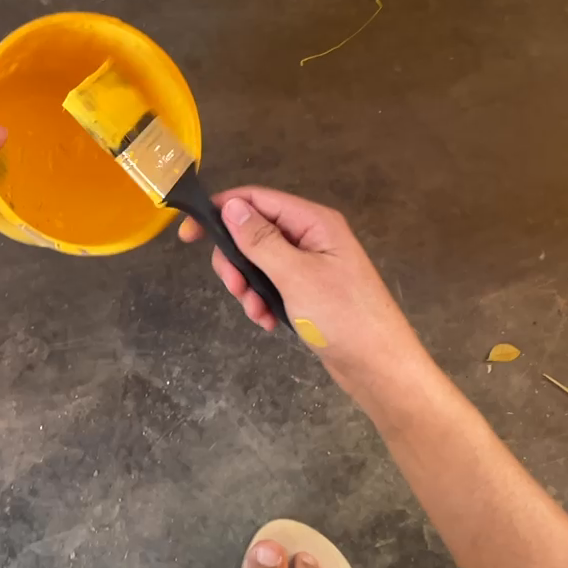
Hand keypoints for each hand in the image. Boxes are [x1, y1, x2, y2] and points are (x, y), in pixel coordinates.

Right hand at [178, 186, 429, 391]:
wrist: (379, 367)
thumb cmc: (342, 316)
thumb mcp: (295, 276)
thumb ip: (260, 240)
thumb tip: (231, 206)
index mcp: (314, 222)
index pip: (257, 200)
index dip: (221, 211)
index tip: (189, 235)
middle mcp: (311, 237)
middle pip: (253, 233)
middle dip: (236, 261)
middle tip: (234, 288)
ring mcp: (310, 264)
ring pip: (258, 263)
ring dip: (248, 287)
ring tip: (257, 312)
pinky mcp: (308, 290)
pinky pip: (271, 285)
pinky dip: (262, 301)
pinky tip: (267, 322)